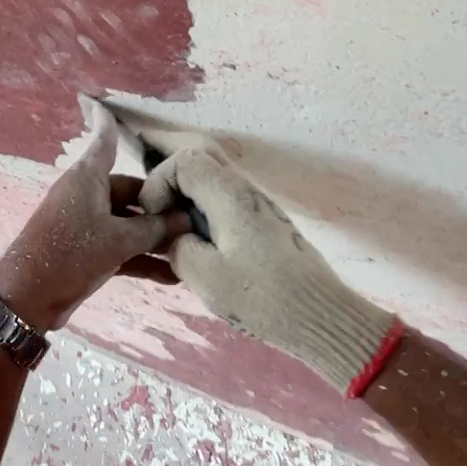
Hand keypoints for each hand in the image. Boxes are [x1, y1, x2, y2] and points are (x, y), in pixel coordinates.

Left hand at [0, 100, 193, 330]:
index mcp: (89, 178)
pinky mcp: (90, 251)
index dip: (109, 124)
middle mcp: (89, 194)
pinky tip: (175, 277)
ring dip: (157, 237)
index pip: (105, 142)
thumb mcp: (118, 239)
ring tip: (194, 247)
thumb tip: (186, 220)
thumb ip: (154, 229)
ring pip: (129, 222)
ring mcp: (89, 224)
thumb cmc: (71, 252)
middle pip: (130, 191)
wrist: (30, 295)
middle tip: (198, 215)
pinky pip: (124, 248)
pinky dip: (144, 259)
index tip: (105, 103)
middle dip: (161, 205)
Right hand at [139, 144, 398, 393]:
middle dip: (168, 152)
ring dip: (183, 172)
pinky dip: (198, 189)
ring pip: (213, 166)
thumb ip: (176, 246)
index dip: (158, 180)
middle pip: (200, 148)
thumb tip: (171, 235)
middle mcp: (243, 189)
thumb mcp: (205, 277)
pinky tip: (188, 217)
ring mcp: (255, 202)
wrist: (323, 317)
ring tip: (160, 193)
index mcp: (229, 196)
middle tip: (143, 160)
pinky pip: (221, 187)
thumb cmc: (264, 298)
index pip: (183, 160)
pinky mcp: (261, 220)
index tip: (154, 215)